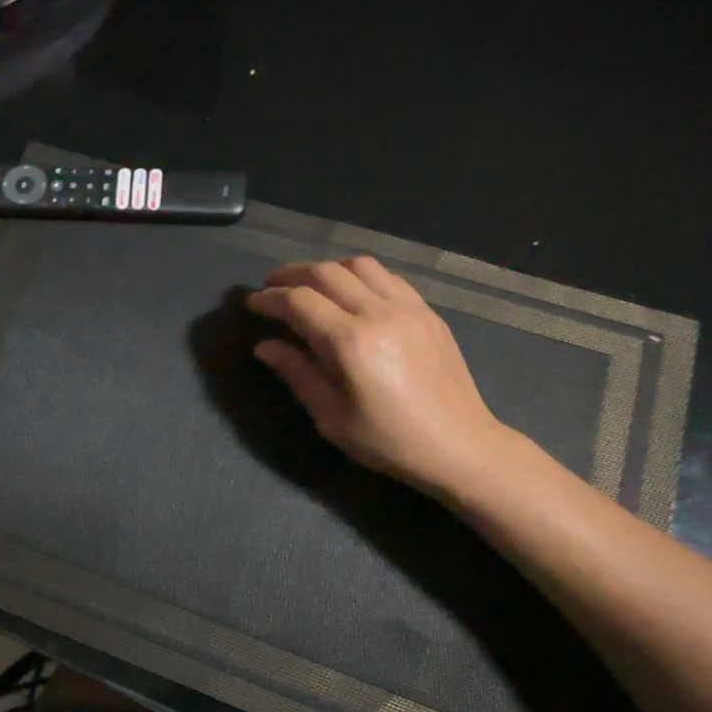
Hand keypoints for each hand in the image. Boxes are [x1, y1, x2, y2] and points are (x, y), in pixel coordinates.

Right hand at [246, 257, 517, 495]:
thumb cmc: (388, 440)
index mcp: (350, 342)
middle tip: (272, 287)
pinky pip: (388, 277)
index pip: (299, 301)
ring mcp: (408, 308)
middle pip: (326, 272)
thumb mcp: (331, 416)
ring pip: (358, 265)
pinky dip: (360, 276)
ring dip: (327, 269)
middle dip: (292, 275)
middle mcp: (378, 313)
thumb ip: (296, 373)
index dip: (269, 298)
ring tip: (310, 285)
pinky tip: (351, 294)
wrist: (459, 446)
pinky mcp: (427, 312)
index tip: (252, 304)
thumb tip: (265, 347)